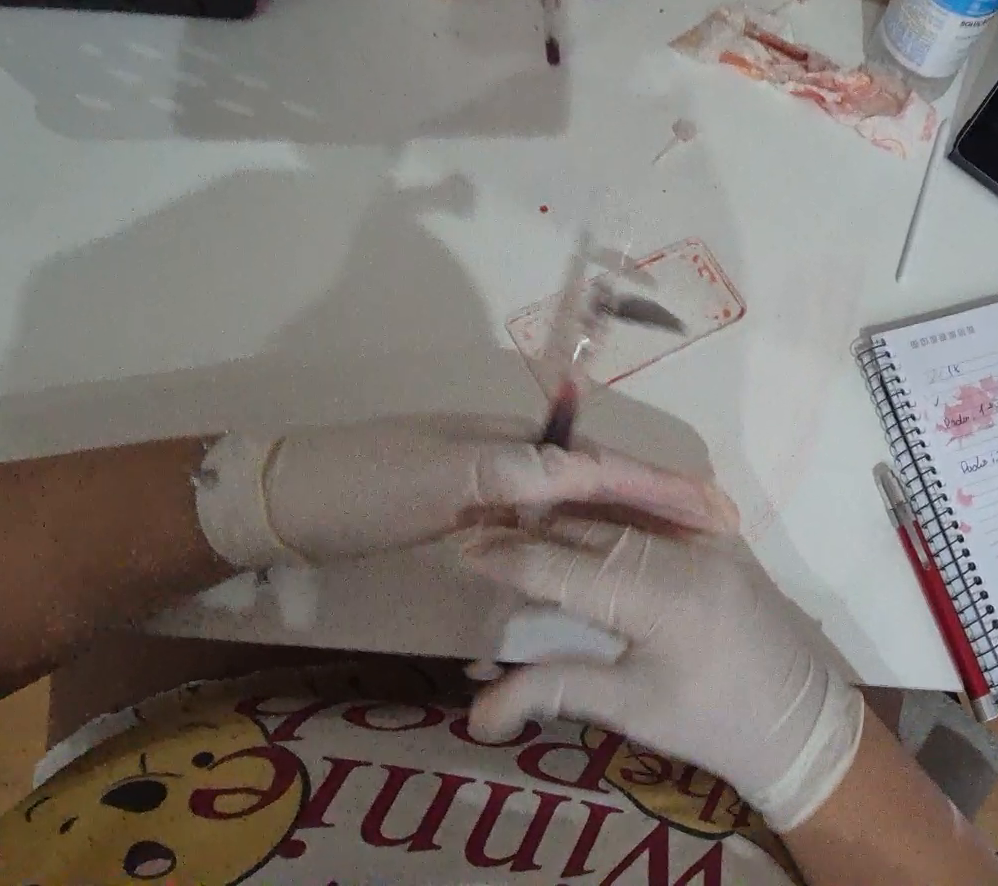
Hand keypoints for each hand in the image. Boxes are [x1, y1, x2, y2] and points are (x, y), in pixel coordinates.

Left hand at [193, 416, 731, 567]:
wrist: (281, 502)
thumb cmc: (361, 488)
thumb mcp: (436, 480)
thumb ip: (511, 473)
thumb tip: (585, 472)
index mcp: (517, 445)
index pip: (607, 467)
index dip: (661, 486)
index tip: (713, 506)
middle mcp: (519, 457)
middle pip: (608, 479)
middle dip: (663, 499)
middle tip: (717, 524)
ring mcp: (499, 481)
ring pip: (584, 499)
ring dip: (635, 516)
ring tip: (681, 540)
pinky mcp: (480, 508)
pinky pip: (554, 519)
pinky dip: (591, 532)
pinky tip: (604, 552)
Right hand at [462, 518, 864, 832]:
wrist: (797, 715)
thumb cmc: (713, 722)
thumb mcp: (634, 707)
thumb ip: (558, 689)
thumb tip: (476, 710)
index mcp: (663, 597)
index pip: (571, 568)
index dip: (516, 558)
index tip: (467, 546)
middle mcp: (689, 553)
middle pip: (599, 531)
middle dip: (539, 528)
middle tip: (486, 525)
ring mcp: (713, 540)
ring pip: (631, 514)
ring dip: (577, 511)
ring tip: (526, 513)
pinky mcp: (725, 539)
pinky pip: (665, 511)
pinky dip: (621, 509)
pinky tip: (590, 507)